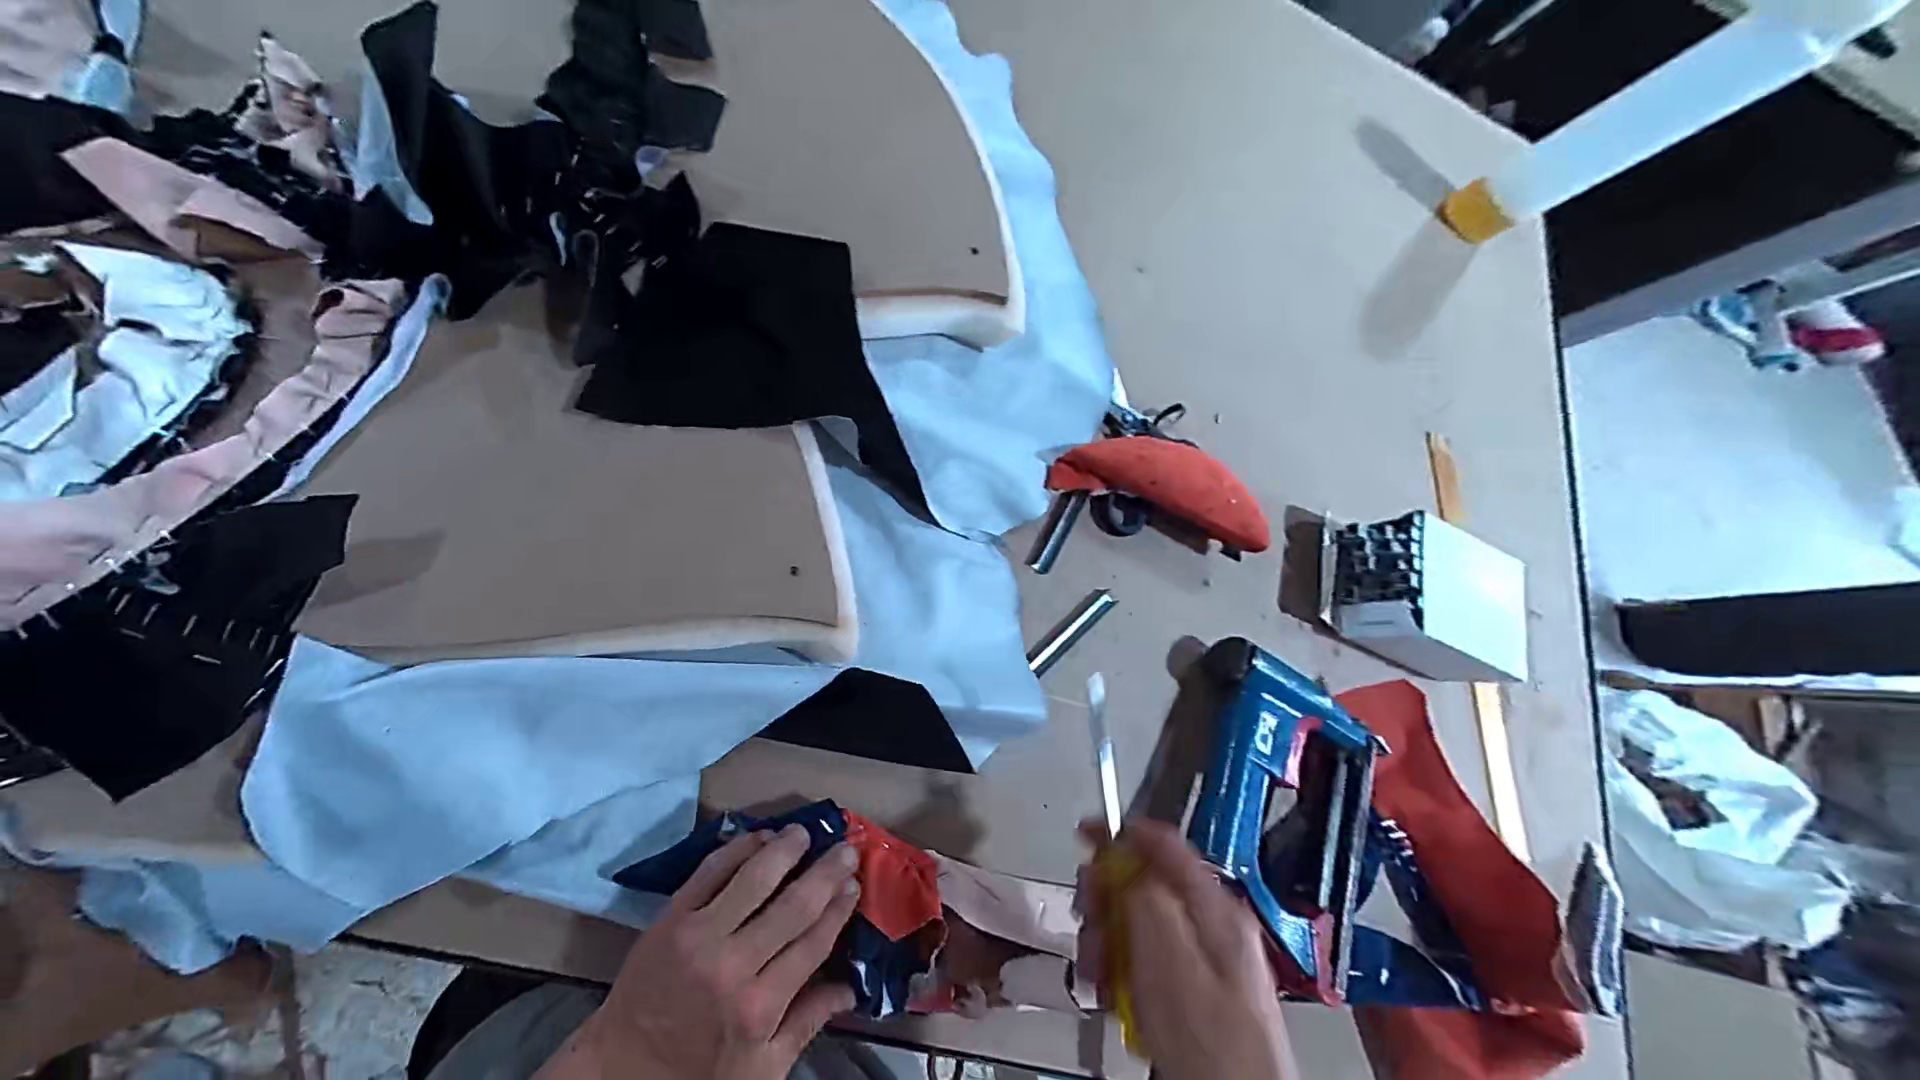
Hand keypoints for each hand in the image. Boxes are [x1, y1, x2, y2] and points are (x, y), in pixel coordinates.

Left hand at [538, 824, 861, 1079]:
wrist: (617, 1072)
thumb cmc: (697, 1076)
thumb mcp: (759, 1072)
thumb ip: (807, 1023)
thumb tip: (850, 988)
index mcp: (760, 1007)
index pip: (813, 942)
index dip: (839, 909)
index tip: (854, 884)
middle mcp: (733, 966)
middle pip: (794, 905)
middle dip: (826, 873)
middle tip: (847, 848)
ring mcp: (698, 937)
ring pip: (753, 879)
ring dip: (784, 850)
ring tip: (804, 832)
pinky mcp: (670, 920)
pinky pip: (710, 872)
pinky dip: (737, 849)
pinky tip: (759, 837)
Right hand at [1079, 820, 1299, 1079]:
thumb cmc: (1216, 1047)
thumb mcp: (1169, 958)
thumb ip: (1146, 898)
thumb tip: (1126, 861)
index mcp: (1214, 908)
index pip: (1164, 843)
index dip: (1122, 832)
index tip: (1089, 830)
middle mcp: (1209, 926)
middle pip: (1144, 883)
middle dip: (1107, 896)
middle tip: (1089, 914)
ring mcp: (1200, 957)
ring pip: (1138, 920)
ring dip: (1107, 937)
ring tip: (1099, 966)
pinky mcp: (1187, 987)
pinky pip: (1143, 956)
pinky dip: (1119, 966)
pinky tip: (1113, 988)